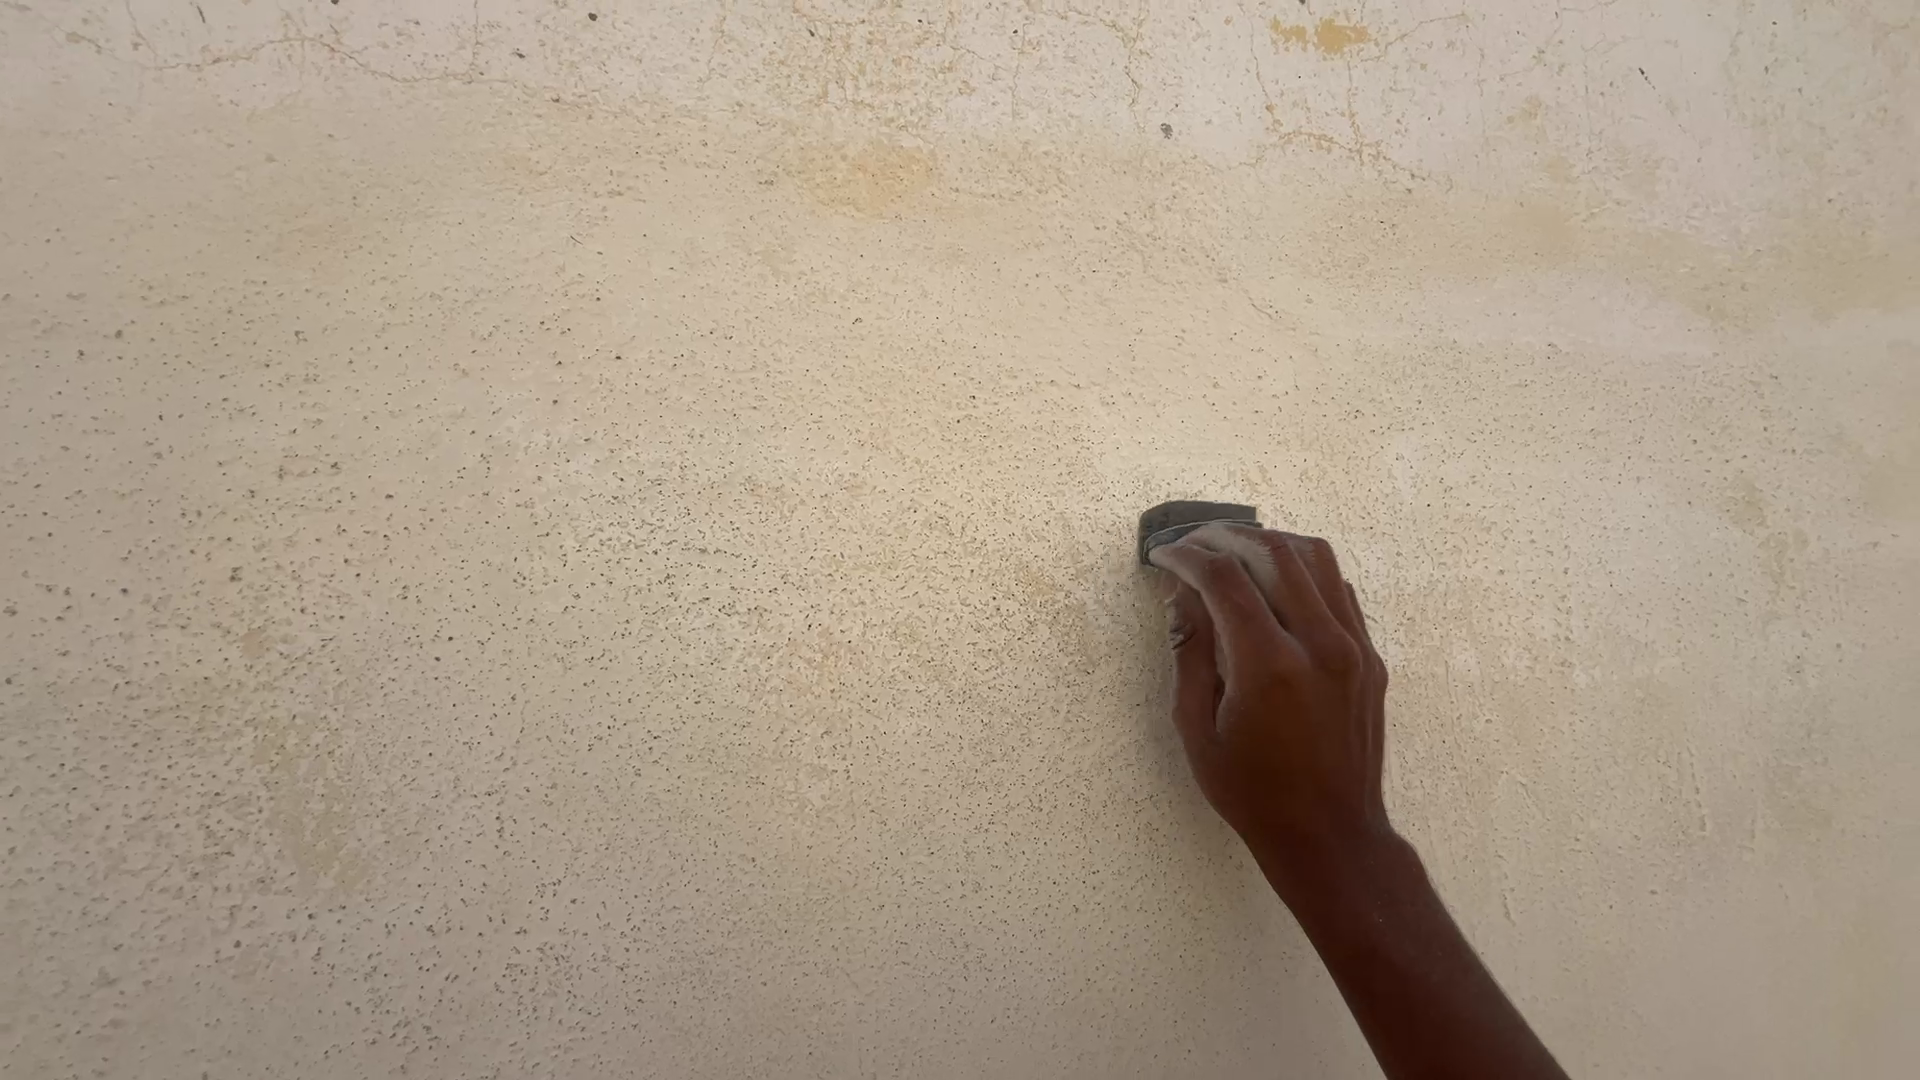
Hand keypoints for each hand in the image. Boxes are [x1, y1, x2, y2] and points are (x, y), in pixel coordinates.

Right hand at [1147, 525, 1392, 896]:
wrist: (1330, 834)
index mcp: (1269, 665)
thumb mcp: (1195, 727)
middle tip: (1191, 543)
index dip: (1185, 557)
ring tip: (1230, 549)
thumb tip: (1180, 596)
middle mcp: (1320, 644)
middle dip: (1222, 536)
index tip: (1162, 555)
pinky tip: (1273, 583)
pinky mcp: (1371, 656)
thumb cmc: (1250, 790)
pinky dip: (1301, 570)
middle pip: (1272, 553)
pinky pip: (1337, 588)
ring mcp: (1354, 647)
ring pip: (1314, 558)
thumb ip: (1188, 652)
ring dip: (1266, 542)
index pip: (1223, 579)